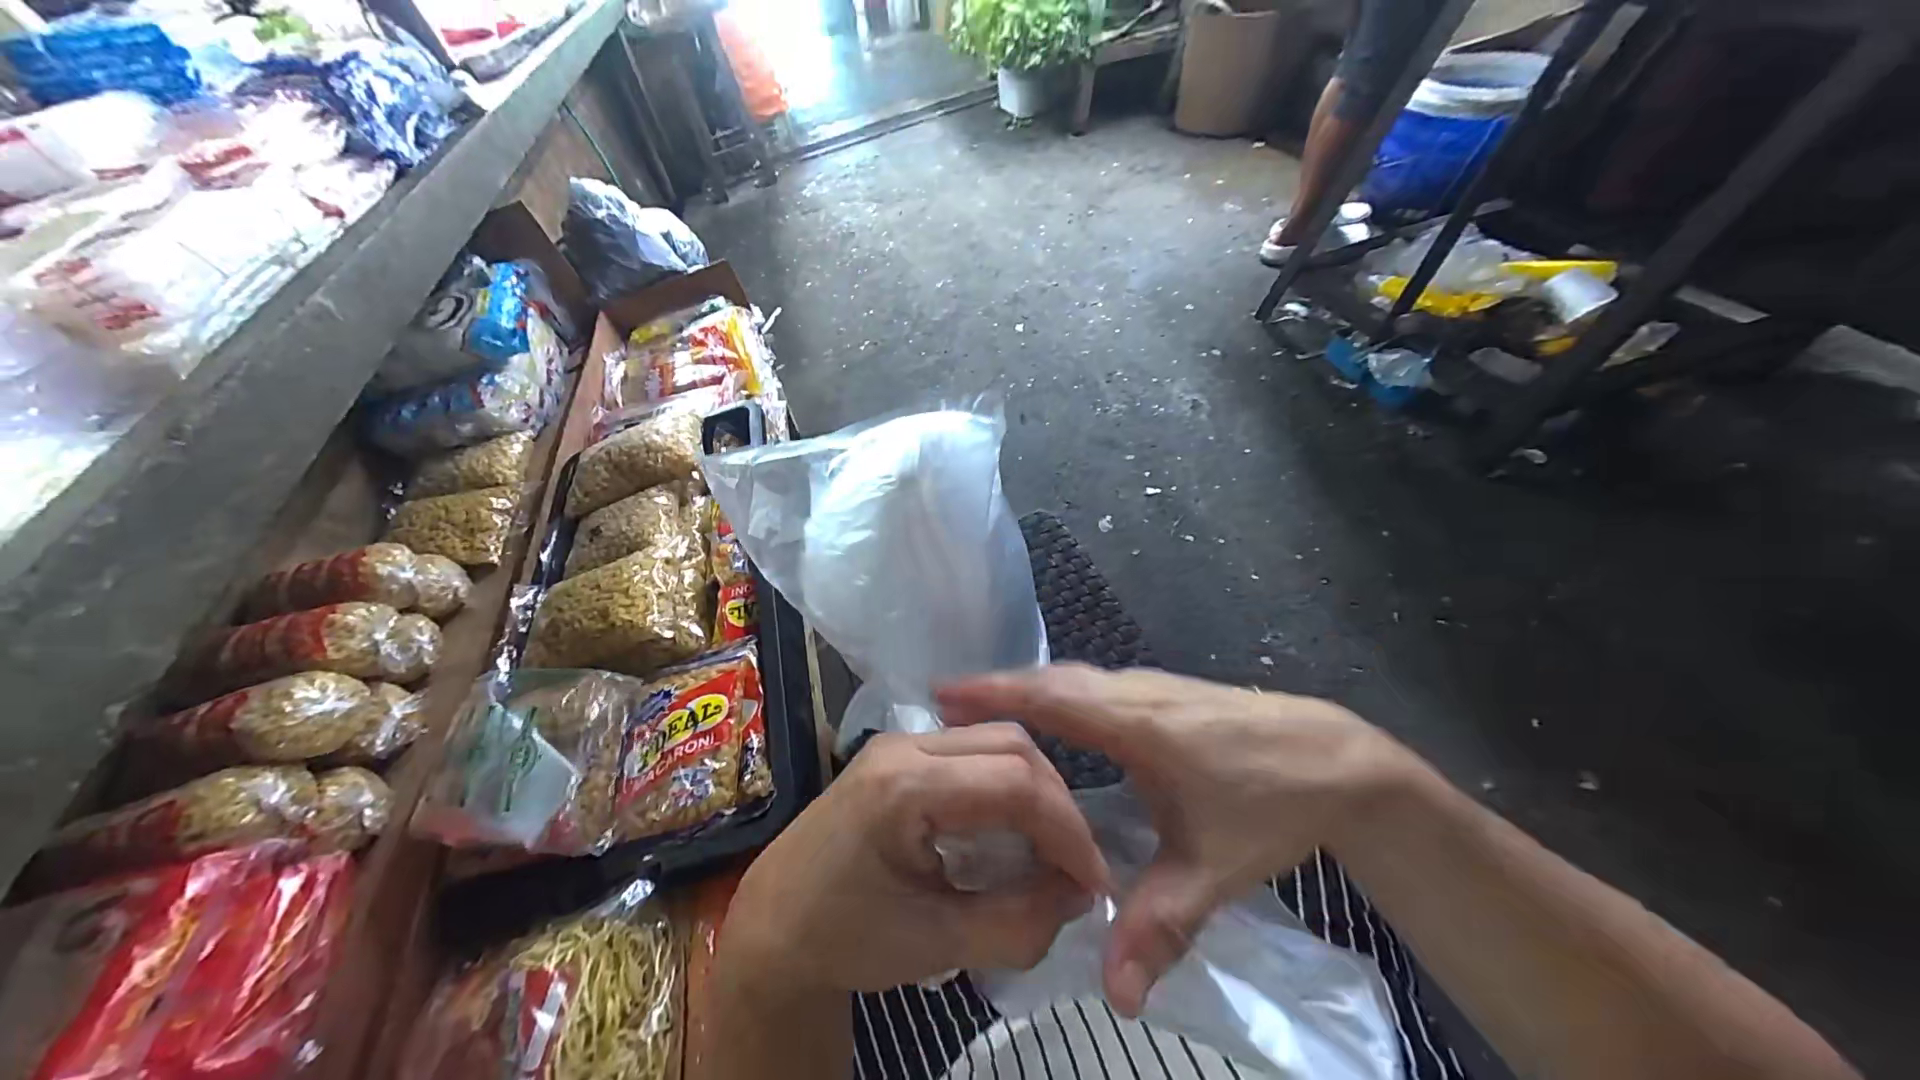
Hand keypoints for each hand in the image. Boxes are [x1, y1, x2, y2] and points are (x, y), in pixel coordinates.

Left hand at [721, 723, 1110, 994]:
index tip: (1092, 883)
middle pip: (1010, 745)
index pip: (1013, 783)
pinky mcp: (899, 755)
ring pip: (994, 741)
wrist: (773, 925)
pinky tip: (1009, 830)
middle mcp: (902, 746)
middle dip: (1055, 803)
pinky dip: (1004, 787)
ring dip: (1033, 791)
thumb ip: (1018, 920)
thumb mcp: (937, 943)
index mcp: (903, 787)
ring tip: (1047, 849)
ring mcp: (899, 743)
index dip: (1067, 830)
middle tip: (1073, 864)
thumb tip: (1078, 894)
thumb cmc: (843, 939)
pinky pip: (971, 753)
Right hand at [936, 663, 1422, 1015]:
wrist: (1340, 761)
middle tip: (946, 705)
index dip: (995, 693)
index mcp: (1135, 723)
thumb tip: (1114, 998)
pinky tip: (1052, 718)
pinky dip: (1058, 693)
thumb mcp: (1212, 870)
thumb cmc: (1271, 804)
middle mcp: (1135, 692)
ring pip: (1076, 678)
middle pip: (1055, 680)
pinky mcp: (1165, 692)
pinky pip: (1095, 685)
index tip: (943, 692)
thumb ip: (1160, 927)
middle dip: (999, 688)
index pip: (1051, 699)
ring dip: (1028, 688)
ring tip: (985, 710)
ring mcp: (1152, 686)